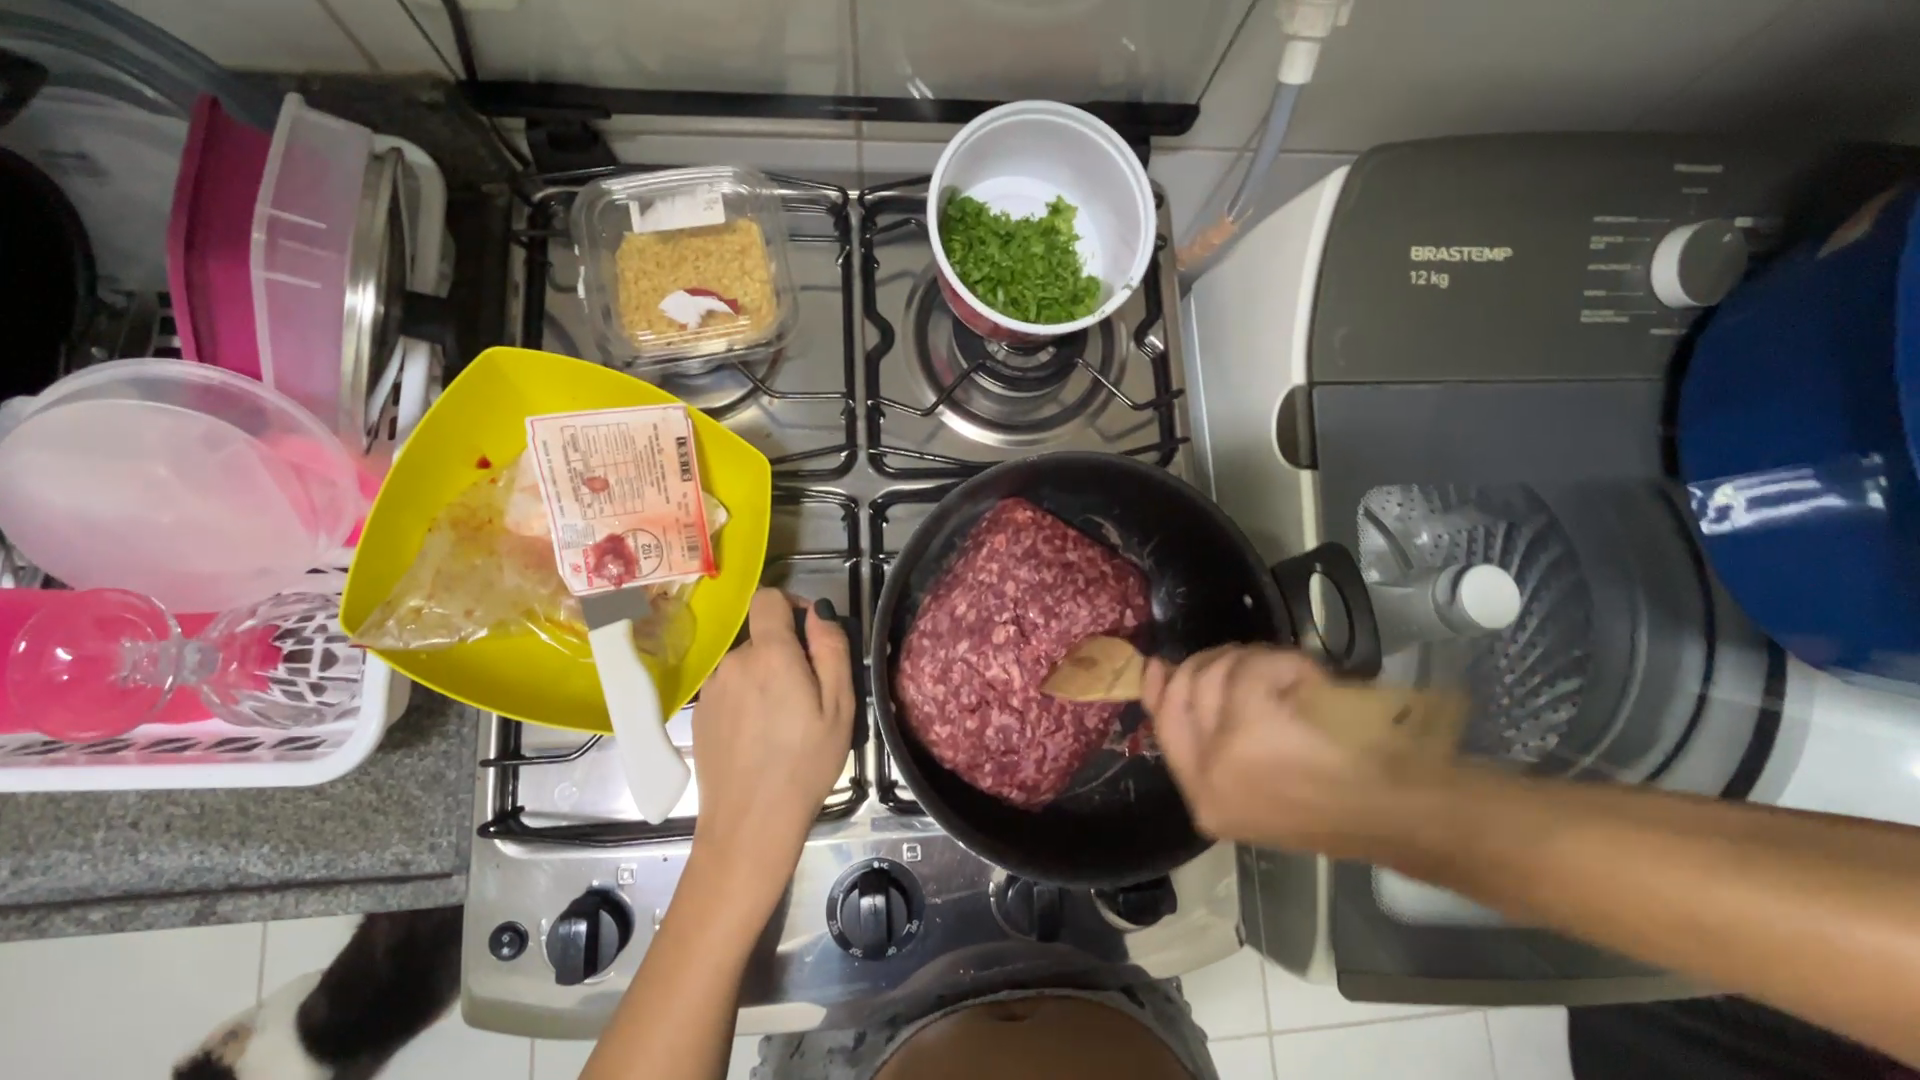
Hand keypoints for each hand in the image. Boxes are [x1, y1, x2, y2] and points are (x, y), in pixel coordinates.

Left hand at [691, 588, 854, 878]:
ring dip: (764, 678)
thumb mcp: (839, 705)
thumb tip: (818, 611)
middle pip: (758, 635)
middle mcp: (732, 661)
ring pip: (743, 665)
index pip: (767, 597)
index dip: (791, 604)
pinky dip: (745, 700)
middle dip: (783, 652)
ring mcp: (711, 688)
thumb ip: (831, 648)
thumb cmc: (806, 763)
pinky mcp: (699, 713)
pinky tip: (759, 737)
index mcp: (769, 653)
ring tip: (784, 722)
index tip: (810, 632)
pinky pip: (728, 690)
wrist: (750, 822)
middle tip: (808, 694)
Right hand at [1143, 645, 1427, 858]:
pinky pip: (1251, 668)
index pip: (1164, 730)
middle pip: (1183, 693)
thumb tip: (1182, 687)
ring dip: (1258, 663)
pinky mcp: (1249, 721)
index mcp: (1205, 802)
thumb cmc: (1347, 803)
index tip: (1161, 663)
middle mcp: (1203, 780)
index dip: (1160, 689)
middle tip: (1255, 663)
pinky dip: (1283, 663)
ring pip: (1216, 673)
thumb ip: (1224, 749)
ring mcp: (1222, 752)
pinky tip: (1311, 680)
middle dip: (1214, 664)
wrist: (1398, 816)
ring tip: (1298, 681)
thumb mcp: (1270, 789)